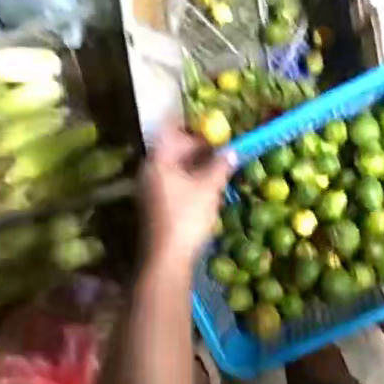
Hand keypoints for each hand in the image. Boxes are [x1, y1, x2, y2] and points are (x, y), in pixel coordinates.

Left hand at [141, 127, 234, 266]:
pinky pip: (175, 183)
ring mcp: (152, 190)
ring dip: (197, 164)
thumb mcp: (208, 188)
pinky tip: (210, 186)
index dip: (190, 125)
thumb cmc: (187, 218)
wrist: (168, 259)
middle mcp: (150, 172)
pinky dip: (192, 179)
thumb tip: (233, 150)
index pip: (170, 131)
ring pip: (176, 168)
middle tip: (223, 145)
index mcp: (158, 162)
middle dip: (198, 146)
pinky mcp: (158, 206)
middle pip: (173, 150)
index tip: (210, 124)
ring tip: (221, 165)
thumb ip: (221, 166)